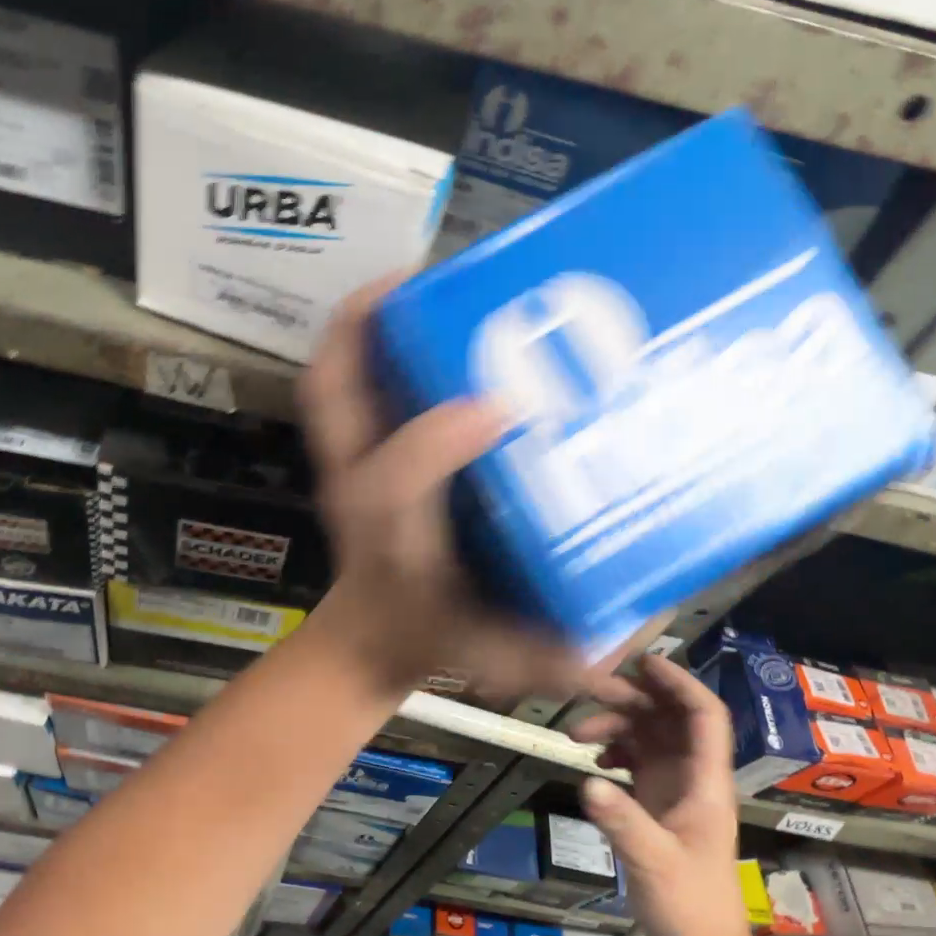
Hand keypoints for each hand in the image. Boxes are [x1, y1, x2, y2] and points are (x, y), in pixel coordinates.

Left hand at [298, 275, 629, 702]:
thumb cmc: (430, 634)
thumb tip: (604, 649)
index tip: (502, 407)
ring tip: (424, 280)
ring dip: (364, 325)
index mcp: (391, 538)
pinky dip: (367, 341)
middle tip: (428, 282)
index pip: (392, 483)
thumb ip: (541, 656)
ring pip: (332, 383)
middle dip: (366, 332)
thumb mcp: (487, 653)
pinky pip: (343, 387)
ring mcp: (349, 466)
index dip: (437, 441)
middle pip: (333, 402)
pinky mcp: (356, 454)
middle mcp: (360, 490)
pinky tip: (424, 315)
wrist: (374, 638)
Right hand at [571, 655, 747, 935]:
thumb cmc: (689, 904)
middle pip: (668, 718)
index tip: (642, 663)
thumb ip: (623, 822)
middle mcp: (693, 776)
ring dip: (615, 725)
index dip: (679, 684)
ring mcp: (673, 788)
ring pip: (648, 736)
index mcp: (707, 782)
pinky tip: (591, 757)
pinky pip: (635, 758)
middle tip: (588, 693)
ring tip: (575, 734)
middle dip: (631, 699)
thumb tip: (588, 781)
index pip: (705, 717)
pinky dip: (613, 749)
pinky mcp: (655, 803)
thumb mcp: (655, 863)